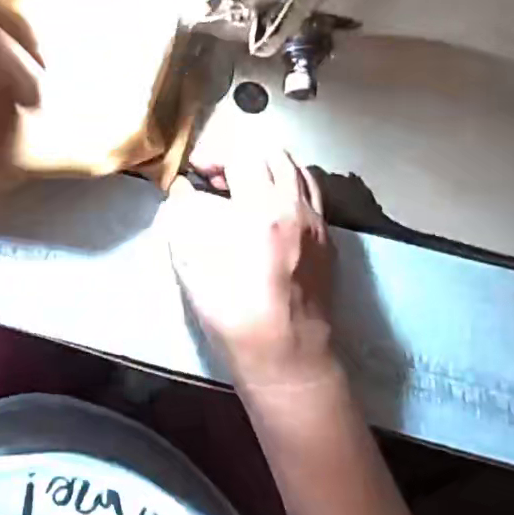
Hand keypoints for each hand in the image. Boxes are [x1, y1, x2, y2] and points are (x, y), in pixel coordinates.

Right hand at [168, 146, 338, 398]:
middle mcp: (298, 210)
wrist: (288, 359)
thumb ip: (183, 216)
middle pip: (275, 155)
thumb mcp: (190, 264)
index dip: (213, 156)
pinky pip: (311, 196)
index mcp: (263, 212)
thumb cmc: (232, 314)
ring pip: (299, 171)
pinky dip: (287, 188)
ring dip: (267, 169)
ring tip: (243, 190)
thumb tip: (184, 192)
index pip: (242, 156)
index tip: (195, 172)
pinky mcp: (330, 243)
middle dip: (241, 157)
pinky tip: (267, 213)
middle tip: (216, 180)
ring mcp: (319, 225)